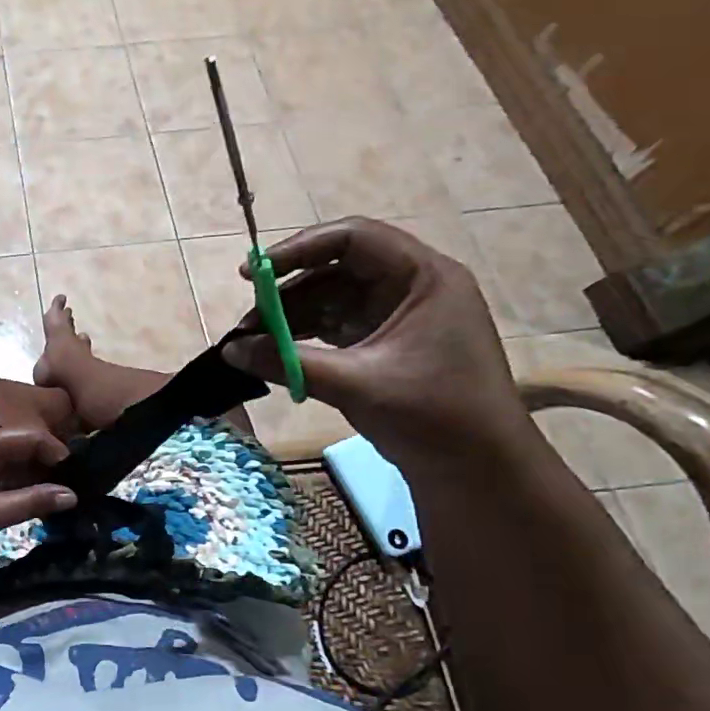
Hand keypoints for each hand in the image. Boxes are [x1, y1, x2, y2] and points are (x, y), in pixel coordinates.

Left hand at [0, 428, 76, 556]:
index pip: (30, 437)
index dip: (57, 452)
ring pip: (11, 457)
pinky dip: (17, 480)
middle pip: (22, 444)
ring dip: (33, 472)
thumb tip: (71, 495)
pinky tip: (31, 496)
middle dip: (48, 462)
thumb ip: (31, 502)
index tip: (77, 472)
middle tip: (72, 482)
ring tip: (57, 491)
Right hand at [222, 217, 525, 466]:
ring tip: (253, 343)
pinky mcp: (388, 346)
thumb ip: (289, 363)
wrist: (478, 471)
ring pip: (335, 301)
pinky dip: (308, 340)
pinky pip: (340, 329)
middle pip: (339, 269)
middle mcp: (412, 287)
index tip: (253, 274)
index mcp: (423, 277)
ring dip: (294, 318)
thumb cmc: (432, 416)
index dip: (299, 250)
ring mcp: (399, 318)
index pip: (353, 239)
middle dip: (289, 291)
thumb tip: (230, 350)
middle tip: (248, 319)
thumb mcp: (357, 385)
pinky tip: (277, 354)